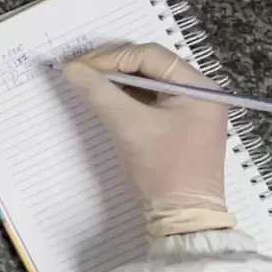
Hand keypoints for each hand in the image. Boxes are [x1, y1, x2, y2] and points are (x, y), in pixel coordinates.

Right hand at [62, 43, 232, 236]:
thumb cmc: (162, 168)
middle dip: (113, 67)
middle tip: (81, 73)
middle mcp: (200, 92)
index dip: (112, 57)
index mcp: (199, 87)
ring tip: (88, 85)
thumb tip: (71, 68)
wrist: (182, 215)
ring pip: (147, 82)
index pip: (150, 55)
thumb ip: (98, 92)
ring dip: (117, 82)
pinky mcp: (180, 123)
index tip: (80, 68)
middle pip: (149, 65)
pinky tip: (105, 100)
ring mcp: (191, 108)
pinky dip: (125, 97)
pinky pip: (149, 99)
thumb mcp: (127, 125)